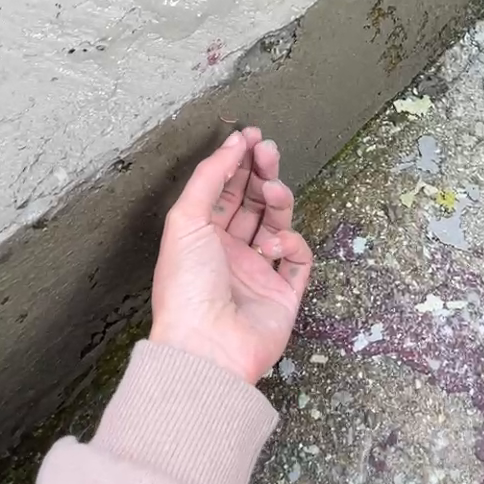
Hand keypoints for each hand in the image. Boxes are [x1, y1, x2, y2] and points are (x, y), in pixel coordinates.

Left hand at [149, 128, 313, 383]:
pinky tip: (276, 243)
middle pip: (252, 201)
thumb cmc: (187, 287)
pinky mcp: (282, 293)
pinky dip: (291, 243)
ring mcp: (257, 272)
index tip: (250, 137)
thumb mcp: (186, 220)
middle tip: (268, 149)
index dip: (237, 162)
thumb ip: (210, 177)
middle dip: (261, 172)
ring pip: (277, 222)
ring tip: (272, 191)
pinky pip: (297, 259)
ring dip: (277, 200)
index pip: (224, 190)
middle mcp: (229, 251)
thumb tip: (232, 143)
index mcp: (201, 237)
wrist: (207, 346)